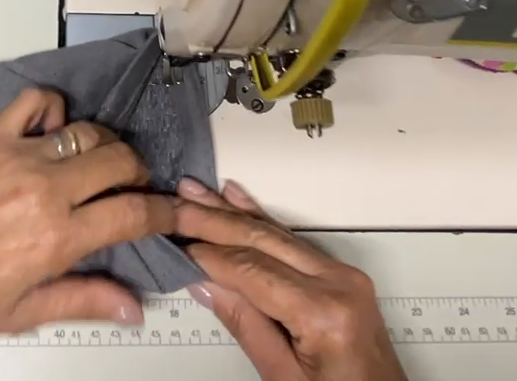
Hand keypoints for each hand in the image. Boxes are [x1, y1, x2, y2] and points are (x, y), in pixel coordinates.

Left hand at [0, 88, 174, 341]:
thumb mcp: (22, 312)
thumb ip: (84, 299)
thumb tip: (130, 306)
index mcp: (55, 238)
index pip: (131, 213)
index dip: (161, 210)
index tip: (170, 209)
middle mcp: (42, 190)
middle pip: (118, 160)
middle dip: (137, 172)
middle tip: (133, 186)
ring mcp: (16, 156)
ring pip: (86, 131)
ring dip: (103, 144)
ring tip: (99, 161)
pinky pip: (36, 101)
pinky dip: (54, 109)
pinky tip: (53, 131)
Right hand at [176, 178, 405, 380]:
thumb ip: (245, 326)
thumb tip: (201, 280)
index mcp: (324, 312)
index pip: (252, 270)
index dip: (210, 254)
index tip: (174, 241)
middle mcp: (338, 282)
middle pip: (262, 241)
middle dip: (214, 220)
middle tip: (175, 202)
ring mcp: (343, 274)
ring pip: (275, 233)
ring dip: (231, 212)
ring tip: (194, 191)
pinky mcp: (342, 275)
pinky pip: (293, 242)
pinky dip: (260, 219)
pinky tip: (235, 197)